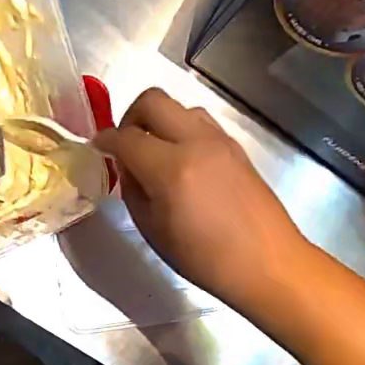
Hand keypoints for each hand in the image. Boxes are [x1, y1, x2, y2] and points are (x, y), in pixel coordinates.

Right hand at [93, 89, 314, 311]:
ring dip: (160, 122)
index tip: (97, 148)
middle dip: (131, 117)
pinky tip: (182, 162)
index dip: (105, 140)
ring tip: (156, 154)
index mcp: (171, 169)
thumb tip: (127, 167)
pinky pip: (201, 124)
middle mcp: (196, 143)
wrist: (267, 263)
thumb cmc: (206, 259)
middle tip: (126, 145)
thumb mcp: (154, 232)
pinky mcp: (236, 148)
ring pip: (180, 108)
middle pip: (153, 101)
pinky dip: (182, 131)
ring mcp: (220, 141)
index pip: (126, 137)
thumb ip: (134, 191)